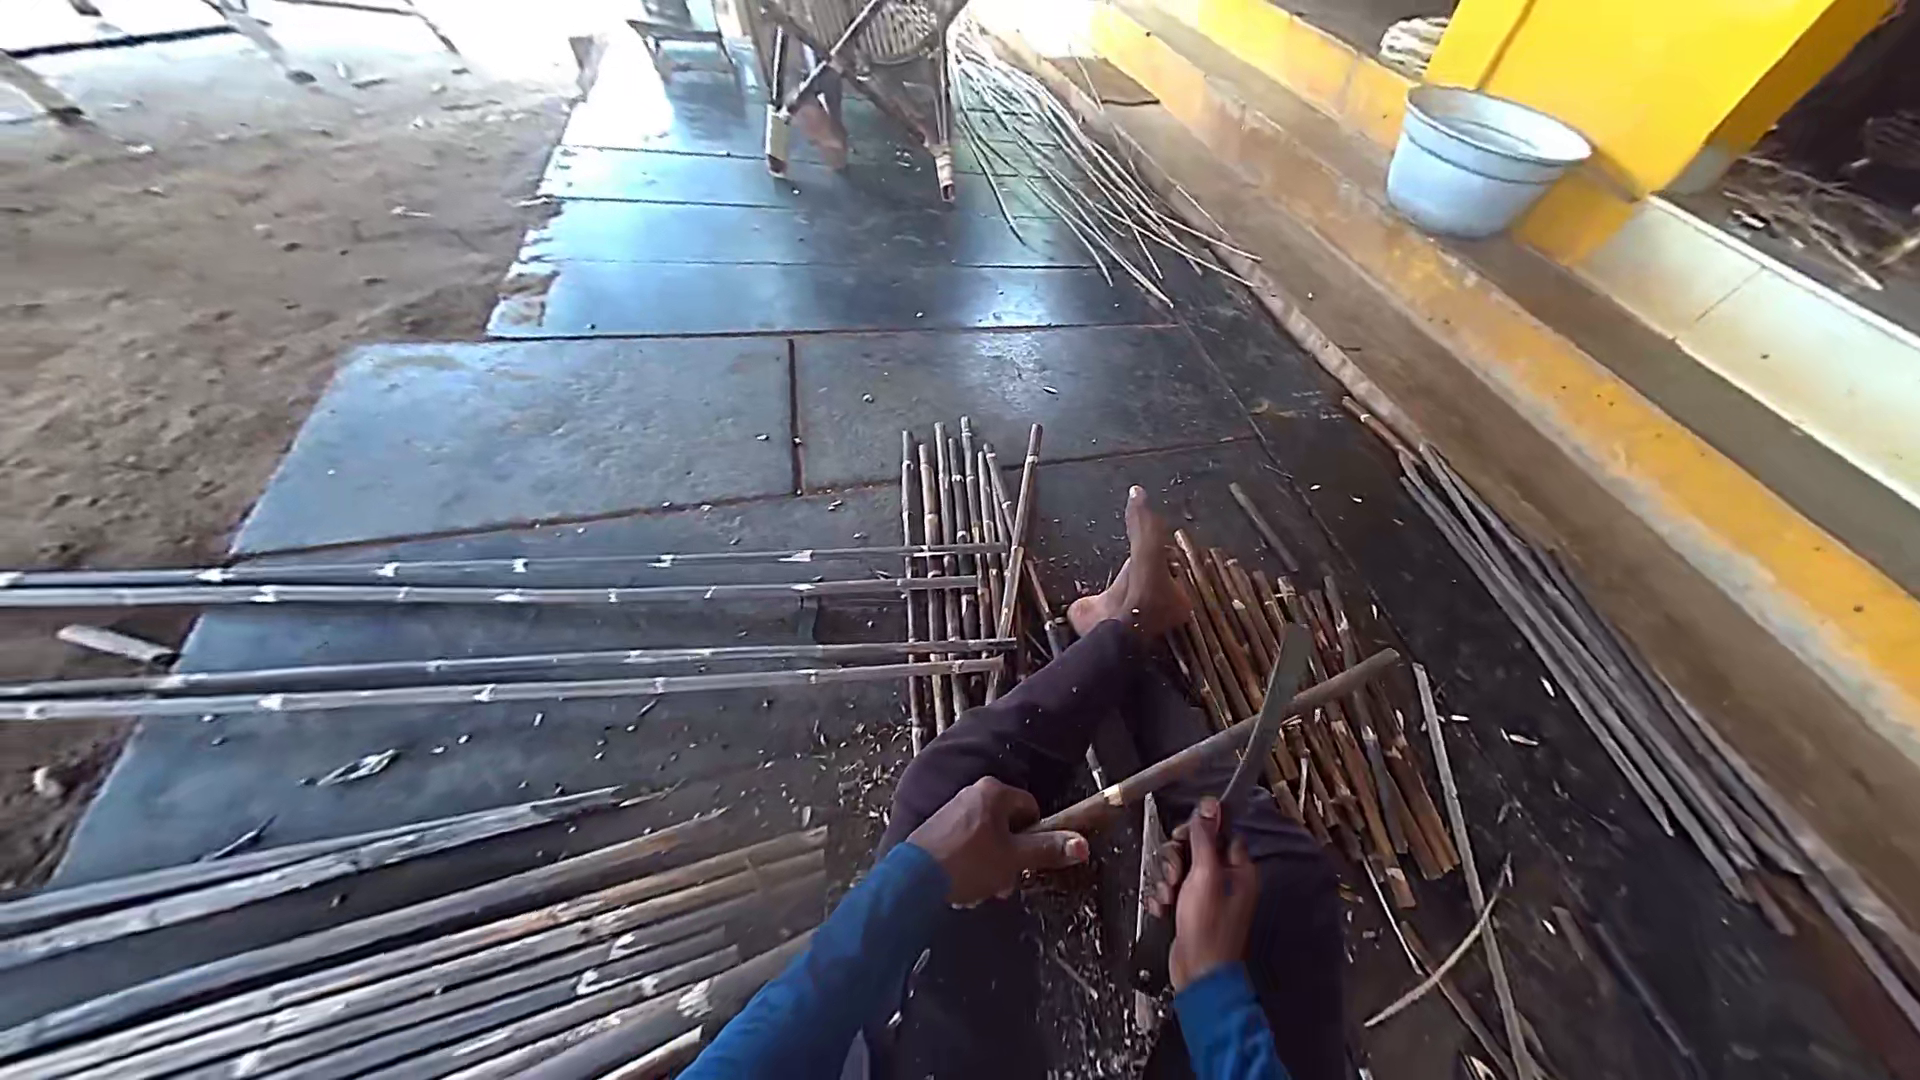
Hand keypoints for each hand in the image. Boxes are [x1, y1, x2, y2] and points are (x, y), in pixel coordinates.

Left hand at [907, 777, 1089, 906]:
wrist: (914, 879)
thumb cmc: (967, 863)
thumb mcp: (1013, 859)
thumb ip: (1047, 850)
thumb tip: (1081, 844)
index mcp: (993, 792)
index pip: (1031, 808)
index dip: (1035, 836)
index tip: (1028, 859)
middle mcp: (973, 792)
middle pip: (1008, 825)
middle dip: (1010, 857)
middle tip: (1005, 880)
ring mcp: (954, 809)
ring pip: (988, 838)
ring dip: (992, 865)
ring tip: (983, 887)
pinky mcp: (939, 827)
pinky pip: (967, 843)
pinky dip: (972, 863)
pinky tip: (966, 885)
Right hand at [1149, 798, 1258, 989]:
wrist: (1198, 974)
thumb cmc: (1208, 927)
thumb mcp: (1205, 874)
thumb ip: (1205, 838)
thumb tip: (1210, 805)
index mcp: (1238, 869)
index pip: (1217, 832)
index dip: (1197, 832)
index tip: (1183, 838)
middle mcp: (1224, 879)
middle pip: (1193, 848)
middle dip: (1175, 858)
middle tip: (1175, 875)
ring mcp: (1206, 894)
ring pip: (1178, 866)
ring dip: (1166, 878)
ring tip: (1169, 896)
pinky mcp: (1189, 907)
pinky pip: (1170, 887)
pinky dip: (1163, 895)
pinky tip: (1164, 907)